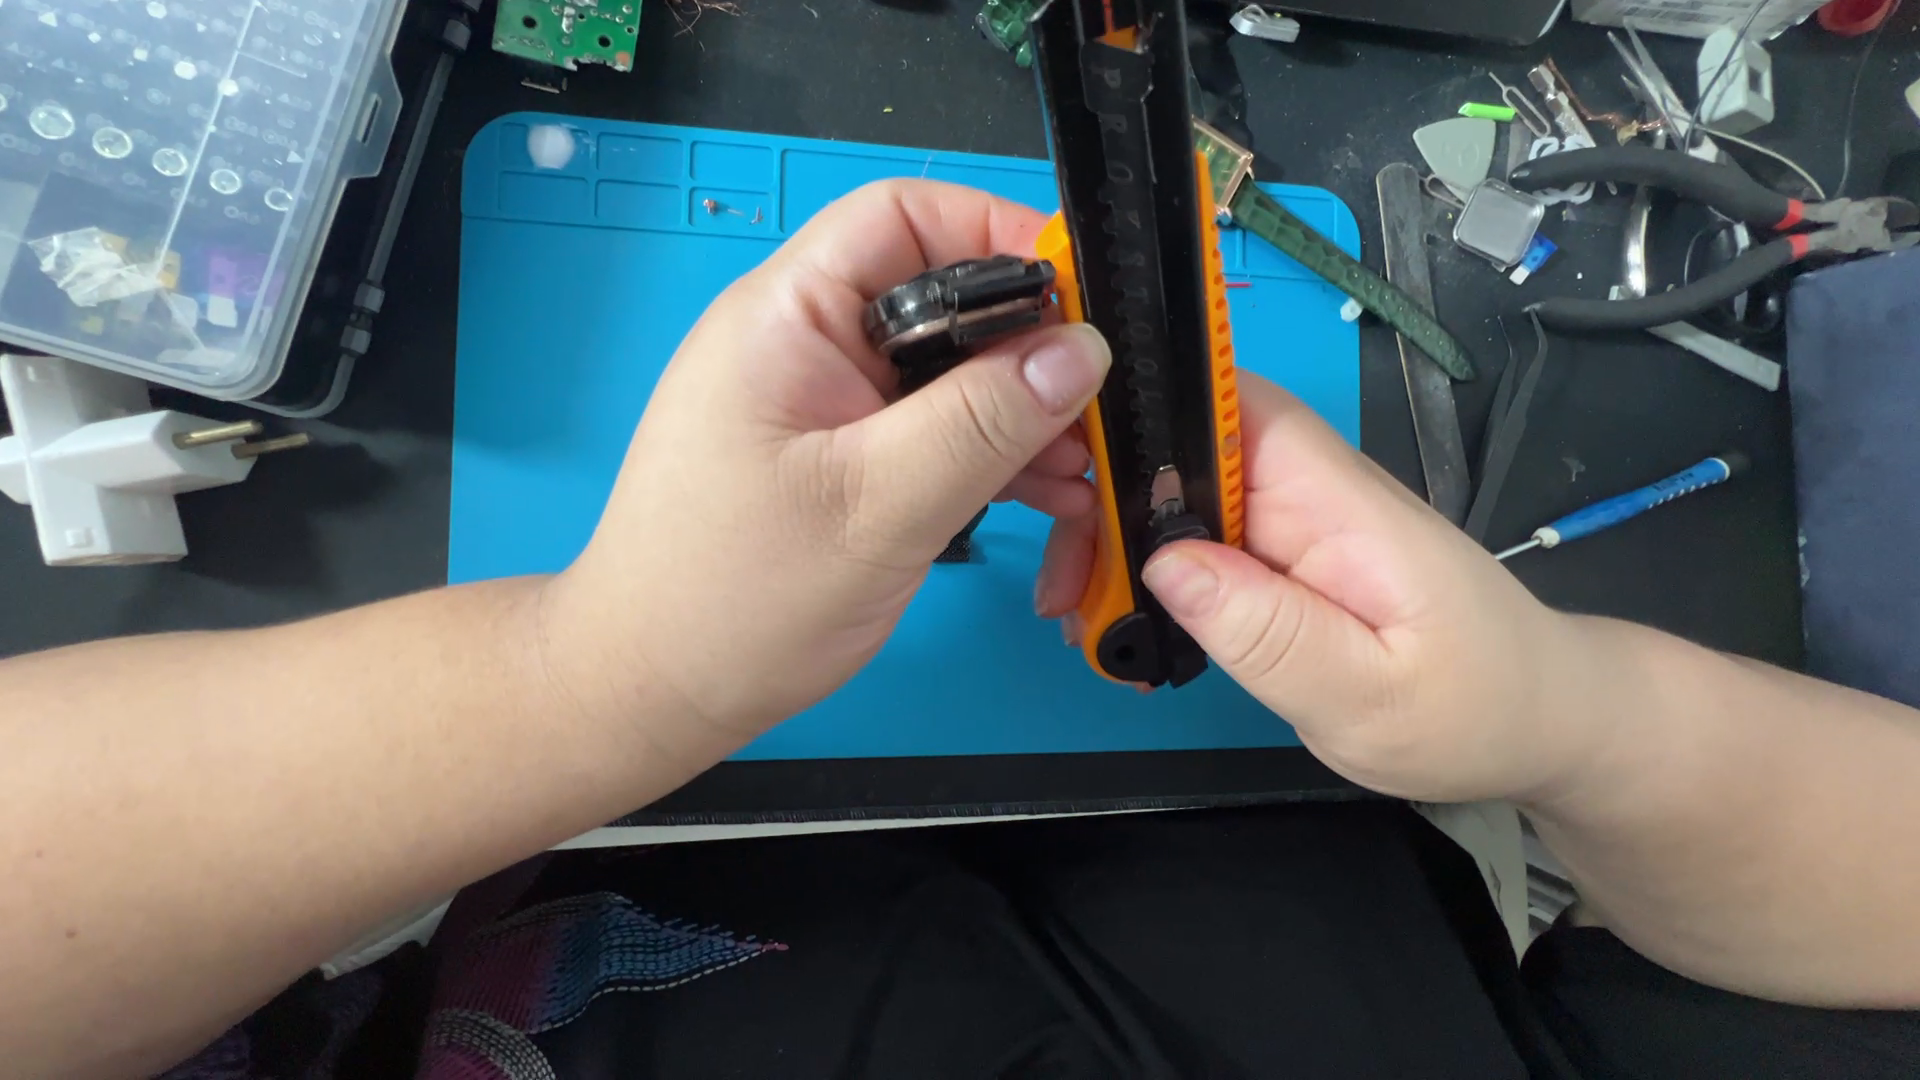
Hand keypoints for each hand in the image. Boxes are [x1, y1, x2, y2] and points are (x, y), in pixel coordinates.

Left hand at [539, 180, 1110, 751]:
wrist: (663, 689)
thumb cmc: (740, 597)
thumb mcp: (876, 504)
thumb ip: (982, 422)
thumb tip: (1079, 351)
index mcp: (792, 318)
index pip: (904, 221)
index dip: (999, 236)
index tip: (1080, 299)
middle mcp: (816, 349)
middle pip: (946, 310)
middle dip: (1029, 357)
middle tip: (1094, 413)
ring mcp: (838, 411)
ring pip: (955, 383)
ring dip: (1024, 423)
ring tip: (1083, 476)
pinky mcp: (855, 465)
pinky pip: (942, 439)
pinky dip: (997, 463)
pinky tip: (1049, 498)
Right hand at [1040, 373, 1599, 802]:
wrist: (1536, 722)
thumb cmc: (1474, 708)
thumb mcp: (1368, 695)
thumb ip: (1269, 632)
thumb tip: (1163, 563)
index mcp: (1332, 499)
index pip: (1231, 407)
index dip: (1145, 411)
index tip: (1070, 461)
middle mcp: (1299, 492)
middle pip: (1180, 454)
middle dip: (1103, 502)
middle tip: (1059, 587)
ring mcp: (1282, 525)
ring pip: (1172, 502)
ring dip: (1111, 545)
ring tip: (1074, 613)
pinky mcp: (1271, 558)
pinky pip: (1188, 546)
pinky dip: (1140, 574)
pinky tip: (1116, 618)